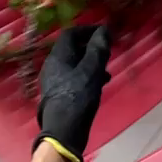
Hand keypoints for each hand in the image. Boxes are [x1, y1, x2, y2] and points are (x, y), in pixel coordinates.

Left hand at [35, 25, 111, 161]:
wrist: (63, 131)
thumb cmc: (78, 98)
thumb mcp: (91, 71)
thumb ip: (98, 49)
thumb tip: (104, 30)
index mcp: (58, 57)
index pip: (70, 33)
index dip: (88, 29)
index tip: (104, 33)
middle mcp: (53, 65)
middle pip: (72, 48)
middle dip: (91, 47)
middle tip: (108, 51)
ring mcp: (55, 80)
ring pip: (75, 63)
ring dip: (91, 62)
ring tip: (107, 69)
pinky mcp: (60, 93)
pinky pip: (74, 77)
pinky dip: (87, 75)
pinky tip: (100, 84)